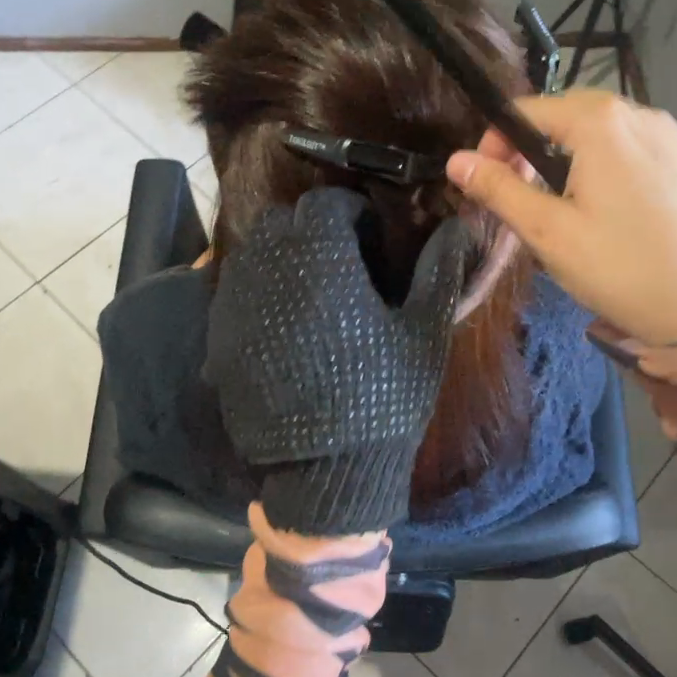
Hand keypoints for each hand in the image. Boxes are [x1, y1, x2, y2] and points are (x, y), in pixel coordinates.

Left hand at [204, 187, 468, 535]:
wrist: (327, 472)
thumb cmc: (384, 399)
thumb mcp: (423, 334)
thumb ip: (438, 271)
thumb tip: (458, 225)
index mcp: (321, 259)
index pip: (324, 204)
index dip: (349, 214)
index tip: (367, 238)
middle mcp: (270, 271)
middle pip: (281, 223)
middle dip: (310, 231)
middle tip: (339, 261)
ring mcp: (236, 307)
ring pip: (252, 256)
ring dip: (280, 259)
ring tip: (309, 292)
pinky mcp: (219, 342)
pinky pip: (233, 297)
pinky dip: (258, 296)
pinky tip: (283, 327)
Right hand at [446, 90, 676, 344]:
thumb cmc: (621, 268)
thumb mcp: (548, 233)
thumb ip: (500, 190)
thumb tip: (455, 161)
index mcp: (601, 122)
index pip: (527, 110)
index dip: (495, 143)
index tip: (484, 184)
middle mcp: (640, 114)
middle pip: (564, 117)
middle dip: (531, 151)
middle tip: (518, 201)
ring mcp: (670, 137)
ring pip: (599, 135)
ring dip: (566, 162)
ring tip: (558, 212)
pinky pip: (630, 151)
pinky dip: (602, 170)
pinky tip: (604, 215)